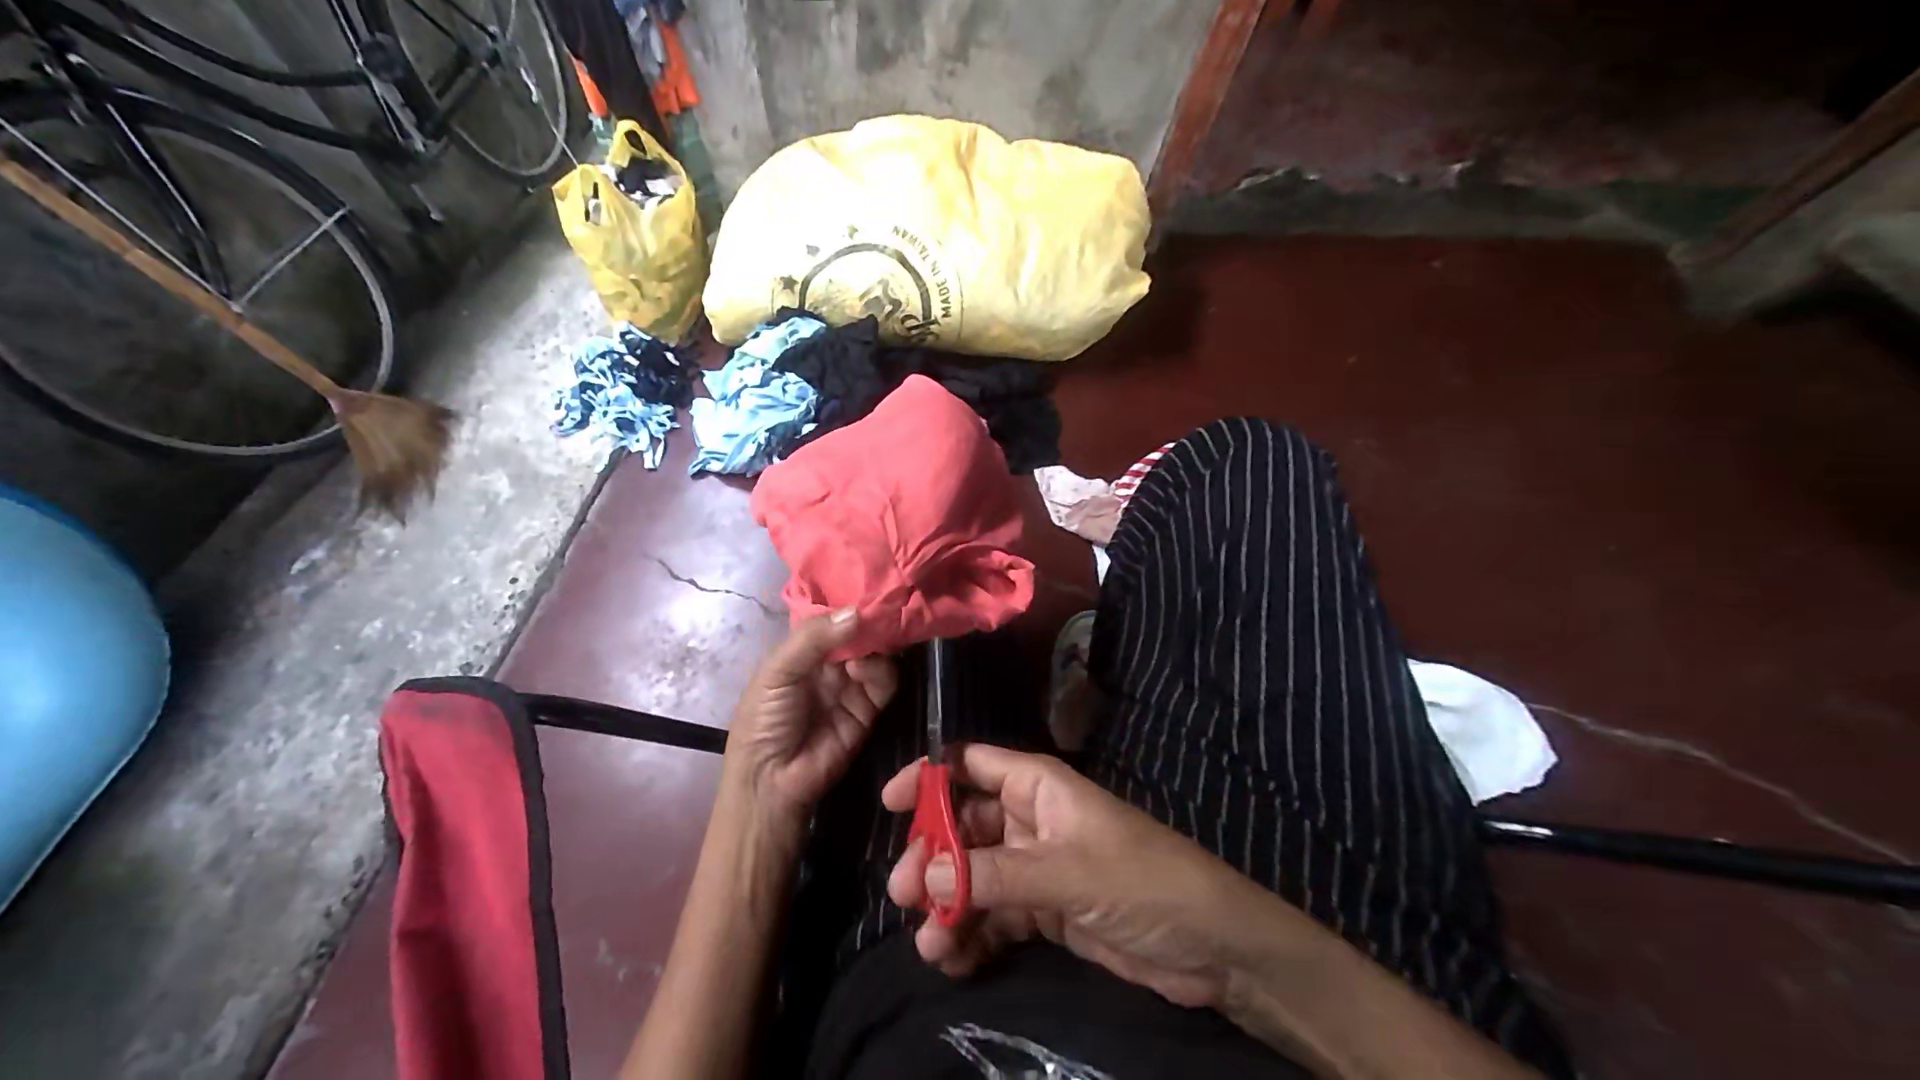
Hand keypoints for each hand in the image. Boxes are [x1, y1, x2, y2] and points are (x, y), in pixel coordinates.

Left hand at [725, 609, 897, 824]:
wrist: (772, 781)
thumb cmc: (763, 721)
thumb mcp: (777, 672)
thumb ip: (813, 639)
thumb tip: (856, 611)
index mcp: (801, 652)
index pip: (830, 620)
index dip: (846, 606)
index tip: (868, 589)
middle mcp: (828, 665)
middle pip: (858, 635)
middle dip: (868, 625)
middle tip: (879, 613)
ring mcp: (849, 687)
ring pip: (875, 656)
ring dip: (874, 649)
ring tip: (862, 655)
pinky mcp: (868, 710)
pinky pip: (884, 684)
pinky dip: (881, 673)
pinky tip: (864, 671)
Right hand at [882, 744, 1269, 1009]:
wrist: (1211, 945)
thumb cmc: (1142, 880)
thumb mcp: (1067, 872)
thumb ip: (996, 873)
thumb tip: (927, 873)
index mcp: (1037, 786)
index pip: (971, 765)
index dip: (930, 778)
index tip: (891, 804)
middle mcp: (1030, 820)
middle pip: (963, 827)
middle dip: (933, 857)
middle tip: (906, 894)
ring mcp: (1035, 868)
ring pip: (974, 876)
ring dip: (948, 905)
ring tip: (933, 943)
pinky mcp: (1044, 912)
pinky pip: (994, 916)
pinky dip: (971, 935)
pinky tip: (955, 959)